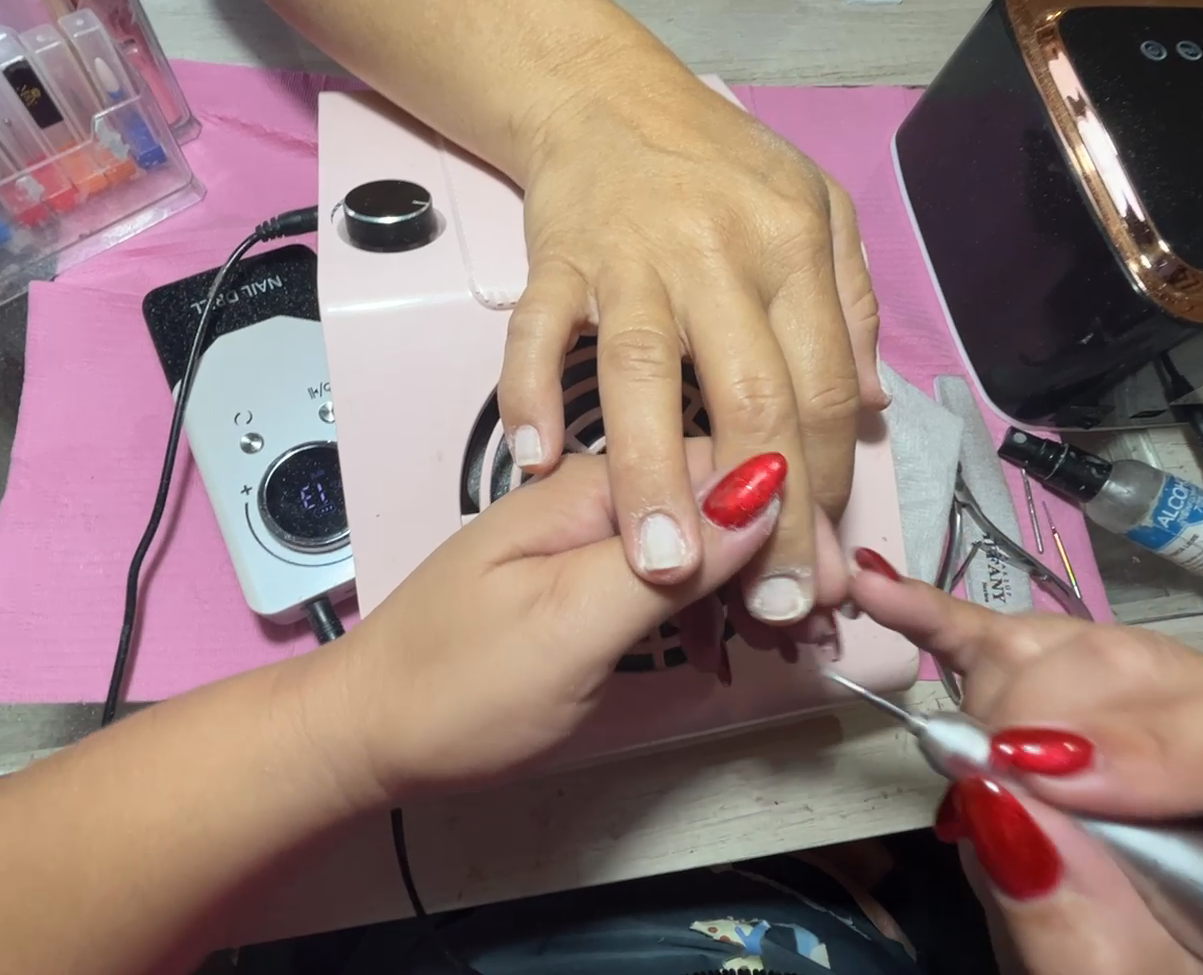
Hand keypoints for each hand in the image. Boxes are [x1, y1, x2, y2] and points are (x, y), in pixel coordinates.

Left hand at [308, 443, 844, 797]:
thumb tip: (763, 493)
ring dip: (746, 584)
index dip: (784, 520)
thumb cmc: (462, 686)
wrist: (370, 732)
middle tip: (822, 622)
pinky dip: (704, 608)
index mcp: (589, 490)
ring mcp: (584, 541)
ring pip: (690, 541)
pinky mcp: (579, 582)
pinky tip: (723, 644)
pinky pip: (661, 577)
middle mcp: (591, 500)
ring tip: (789, 638)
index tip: (833, 586)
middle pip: (708, 500)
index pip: (714, 469)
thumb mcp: (570, 626)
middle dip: (776, 554)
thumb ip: (665, 562)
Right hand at [500, 76, 883, 634]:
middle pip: (748, 390)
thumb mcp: (814, 210)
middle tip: (759, 604)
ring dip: (651, 471)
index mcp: (793, 246)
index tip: (812, 565)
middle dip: (756, 505)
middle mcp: (718, 252)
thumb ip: (848, 305)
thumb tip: (865, 407)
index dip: (821, 484)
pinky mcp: (555, 256)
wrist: (607, 99)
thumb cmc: (718, 164)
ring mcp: (629, 255)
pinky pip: (537, 328)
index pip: (820, 385)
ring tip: (657, 563)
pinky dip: (529, 391)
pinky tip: (535, 459)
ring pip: (645, 370)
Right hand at [846, 550, 1202, 973]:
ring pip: (1062, 641)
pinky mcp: (1065, 671)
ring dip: (989, 698)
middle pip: (1142, 671)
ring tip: (960, 764)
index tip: (1039, 782)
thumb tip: (999, 807)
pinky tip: (876, 588)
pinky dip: (930, 616)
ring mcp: (1147, 680)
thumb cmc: (1172, 974)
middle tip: (979, 789)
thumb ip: (1089, 928)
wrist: (1151, 956)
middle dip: (1039, 724)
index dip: (1152, 746)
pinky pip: (995, 632)